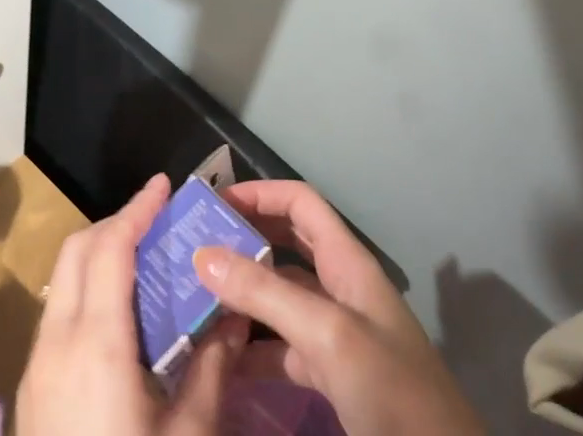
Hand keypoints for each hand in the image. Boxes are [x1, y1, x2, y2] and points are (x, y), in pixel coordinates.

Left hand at [18, 175, 242, 435]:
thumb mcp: (189, 433)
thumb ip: (212, 368)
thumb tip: (236, 317)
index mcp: (97, 342)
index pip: (110, 248)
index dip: (137, 209)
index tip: (163, 185)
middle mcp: (56, 340)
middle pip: (76, 252)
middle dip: (115, 224)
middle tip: (158, 223)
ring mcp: (35, 364)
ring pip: (62, 283)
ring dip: (98, 259)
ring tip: (144, 268)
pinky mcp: (29, 388)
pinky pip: (56, 317)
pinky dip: (86, 296)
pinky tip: (119, 322)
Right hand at [196, 181, 483, 435]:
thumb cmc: (392, 388)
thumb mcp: (328, 335)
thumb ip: (267, 293)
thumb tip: (202, 254)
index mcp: (348, 263)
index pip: (301, 203)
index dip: (259, 194)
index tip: (211, 205)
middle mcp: (339, 288)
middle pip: (284, 245)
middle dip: (241, 240)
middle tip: (190, 247)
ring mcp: (333, 332)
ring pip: (277, 297)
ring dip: (238, 295)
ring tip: (190, 298)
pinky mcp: (327, 373)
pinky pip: (278, 346)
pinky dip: (248, 346)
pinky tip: (216, 356)